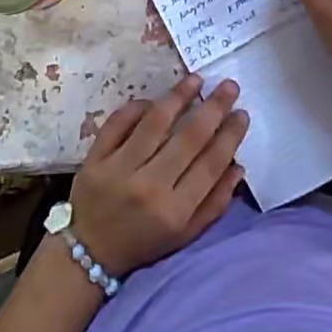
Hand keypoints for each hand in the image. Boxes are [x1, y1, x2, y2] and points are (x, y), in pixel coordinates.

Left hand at [68, 74, 246, 277]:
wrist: (90, 250)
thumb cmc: (144, 241)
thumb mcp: (185, 234)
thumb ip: (214, 202)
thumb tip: (237, 165)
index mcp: (175, 210)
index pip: (210, 164)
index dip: (230, 135)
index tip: (242, 113)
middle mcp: (149, 187)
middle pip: (188, 138)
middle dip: (213, 108)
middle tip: (228, 86)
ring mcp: (119, 169)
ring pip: (155, 123)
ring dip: (178, 97)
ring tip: (195, 80)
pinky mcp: (96, 158)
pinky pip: (119, 122)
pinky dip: (138, 107)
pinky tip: (155, 99)